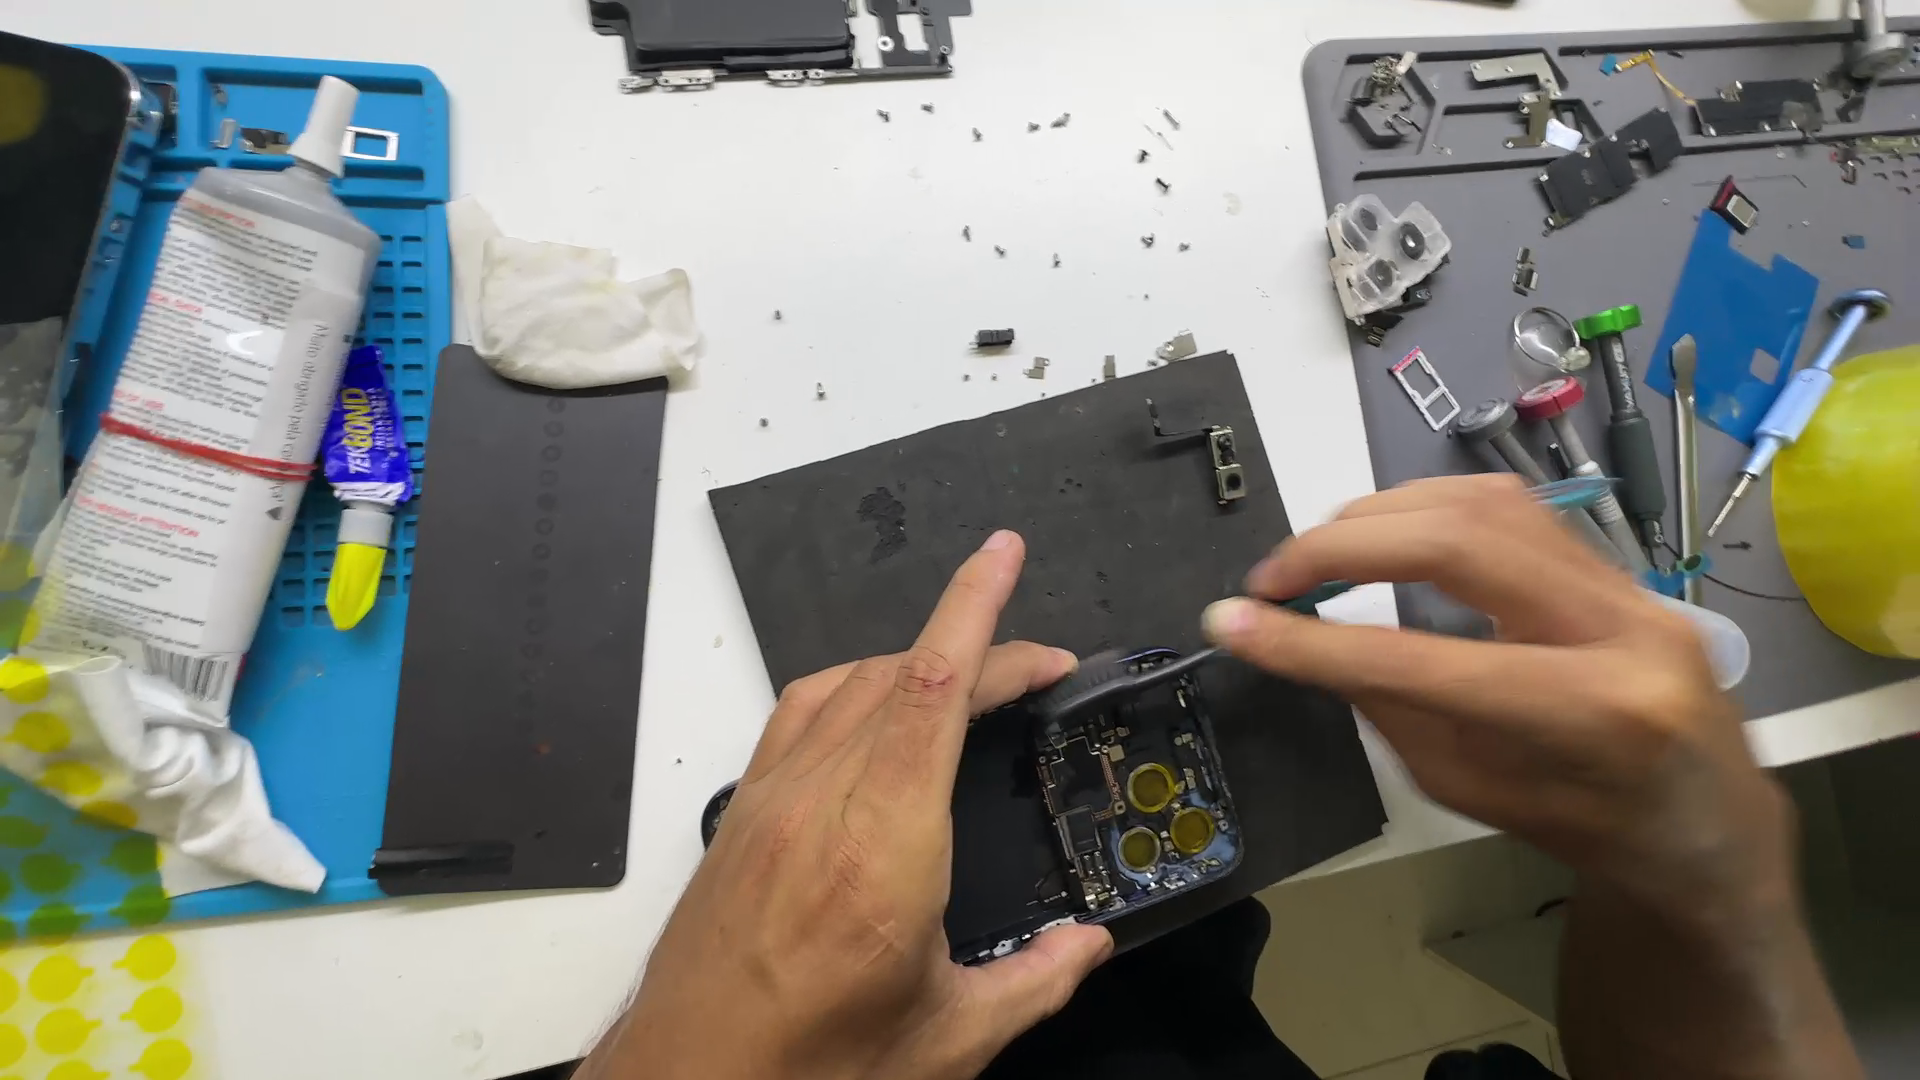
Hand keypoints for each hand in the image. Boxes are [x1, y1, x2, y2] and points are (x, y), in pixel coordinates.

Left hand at [586, 530, 1112, 1079]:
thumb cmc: (816, 1069)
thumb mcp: (947, 1039)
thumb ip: (1033, 982)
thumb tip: (1091, 946)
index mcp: (886, 843)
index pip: (934, 686)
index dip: (974, 607)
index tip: (1004, 552)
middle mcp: (825, 794)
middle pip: (906, 672)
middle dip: (983, 644)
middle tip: (1041, 667)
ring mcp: (775, 791)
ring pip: (853, 679)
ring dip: (921, 658)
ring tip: (974, 678)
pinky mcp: (747, 802)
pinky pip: (803, 706)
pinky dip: (856, 681)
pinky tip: (880, 702)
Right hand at [1201, 476, 1791, 921]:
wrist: (1701, 818)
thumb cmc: (1572, 822)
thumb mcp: (1456, 781)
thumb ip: (1380, 698)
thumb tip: (1292, 633)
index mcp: (1584, 715)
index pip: (1412, 661)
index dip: (1307, 640)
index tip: (1230, 621)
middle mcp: (1619, 630)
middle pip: (1453, 544)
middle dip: (1335, 550)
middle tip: (1270, 579)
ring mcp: (1625, 585)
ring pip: (1477, 504)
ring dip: (1373, 518)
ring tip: (1316, 554)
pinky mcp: (1608, 563)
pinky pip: (1501, 505)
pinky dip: (1417, 509)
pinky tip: (1380, 535)